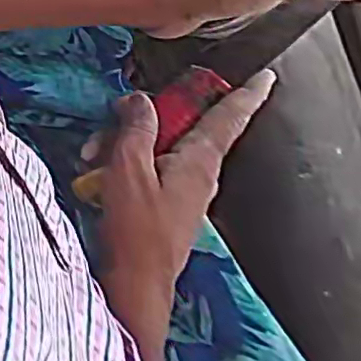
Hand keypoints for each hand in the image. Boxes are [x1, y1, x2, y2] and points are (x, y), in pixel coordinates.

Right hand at [94, 70, 277, 360]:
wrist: (135, 283)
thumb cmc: (136, 226)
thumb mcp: (129, 166)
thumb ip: (137, 126)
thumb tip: (141, 99)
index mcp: (198, 163)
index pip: (226, 120)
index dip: (245, 96)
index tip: (267, 77)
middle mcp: (198, 173)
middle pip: (177, 125)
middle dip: (140, 116)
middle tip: (112, 115)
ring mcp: (184, 189)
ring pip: (157, 144)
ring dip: (123, 141)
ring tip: (94, 153)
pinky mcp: (167, 201)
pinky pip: (149, 164)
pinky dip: (124, 160)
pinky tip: (99, 170)